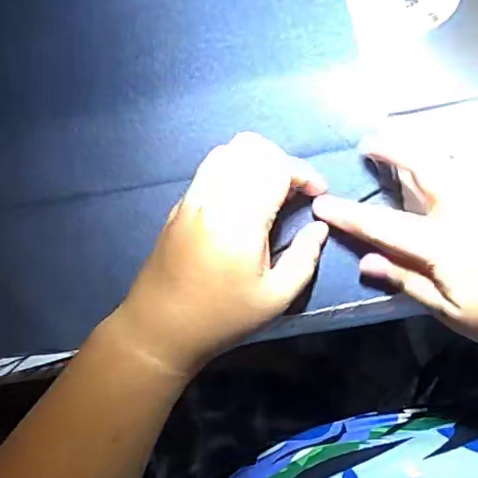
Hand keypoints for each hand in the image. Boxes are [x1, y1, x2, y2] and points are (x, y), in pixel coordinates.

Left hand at [108, 133, 329, 376]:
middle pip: (250, 148)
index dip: (304, 173)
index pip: (275, 167)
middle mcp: (213, 200)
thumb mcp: (275, 298)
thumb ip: (304, 259)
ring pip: (227, 151)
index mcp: (239, 222)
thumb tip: (318, 228)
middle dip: (282, 161)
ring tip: (272, 192)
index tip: (319, 193)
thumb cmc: (222, 318)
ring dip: (257, 162)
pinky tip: (245, 202)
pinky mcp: (180, 206)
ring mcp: (192, 199)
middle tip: (296, 191)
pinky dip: (235, 171)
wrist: (159, 329)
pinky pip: (210, 169)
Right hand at [312, 132, 477, 372]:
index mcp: (440, 242)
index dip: (349, 214)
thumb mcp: (451, 311)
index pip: (382, 223)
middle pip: (419, 166)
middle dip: (391, 148)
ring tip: (405, 146)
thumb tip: (366, 262)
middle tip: (371, 143)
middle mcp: (462, 209)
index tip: (322, 203)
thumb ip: (408, 281)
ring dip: (422, 147)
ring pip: (450, 159)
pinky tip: (454, 163)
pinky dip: (457, 158)